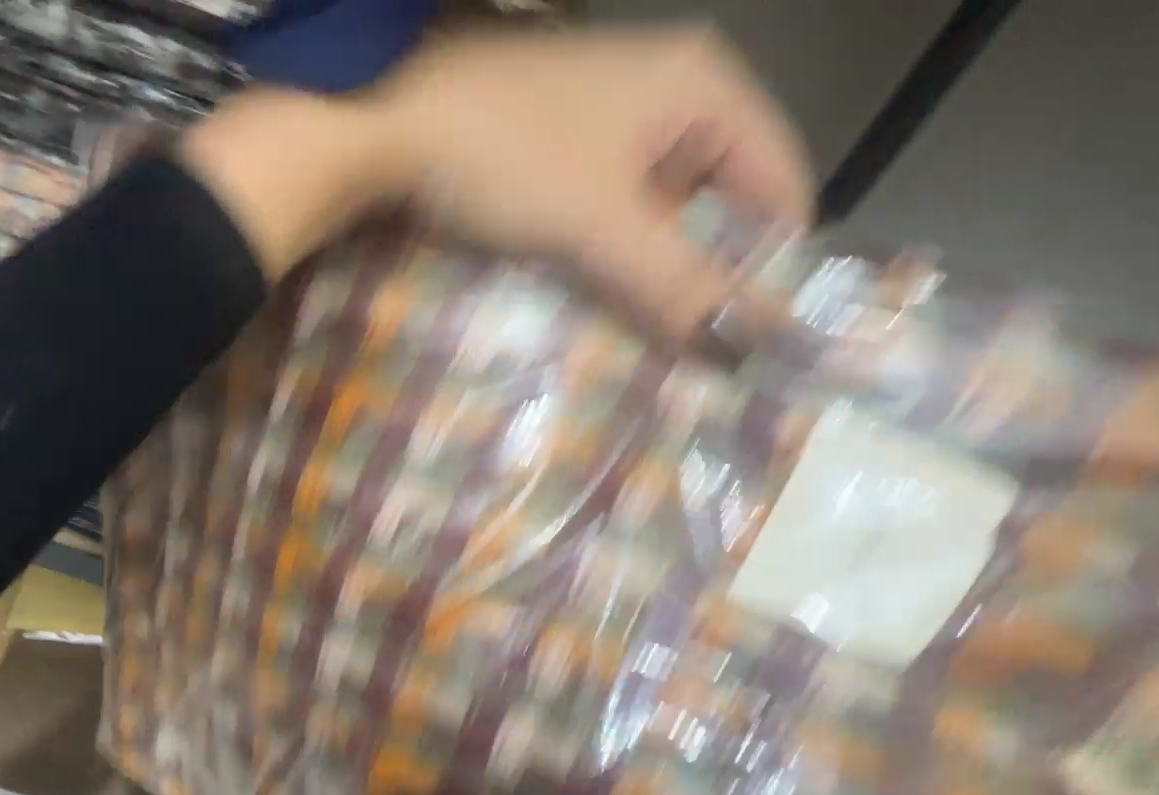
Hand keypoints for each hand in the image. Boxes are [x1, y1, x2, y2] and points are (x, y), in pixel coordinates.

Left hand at [179, 27, 812, 341]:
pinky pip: (599, 198)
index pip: (777, 178)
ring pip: (650, 201)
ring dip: (643, 264)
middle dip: (699, 269)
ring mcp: (598, 106)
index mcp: (701, 83)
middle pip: (713, 193)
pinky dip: (599, 244)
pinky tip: (584, 289)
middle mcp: (661, 83)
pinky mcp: (548, 133)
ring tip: (637, 332)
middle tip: (691, 346)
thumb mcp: (598, 225)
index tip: (752, 336)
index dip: (770, 260)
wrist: (380, 128)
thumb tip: (753, 345)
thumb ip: (677, 281)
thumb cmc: (504, 161)